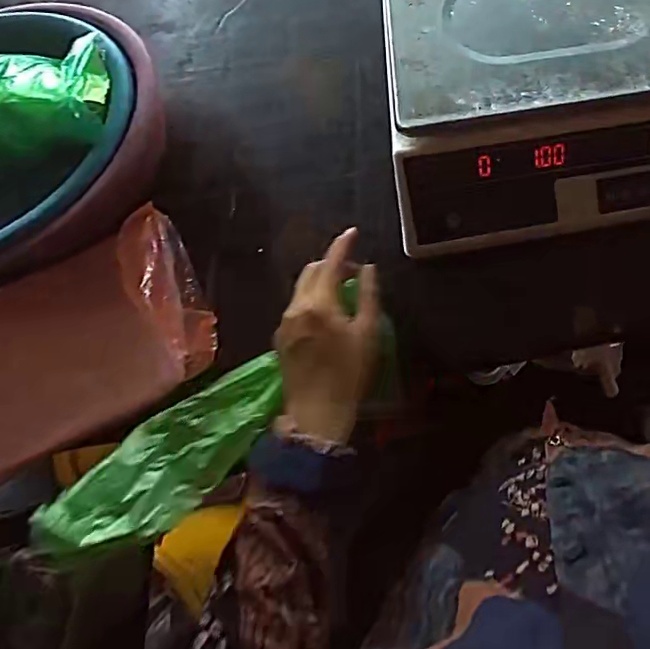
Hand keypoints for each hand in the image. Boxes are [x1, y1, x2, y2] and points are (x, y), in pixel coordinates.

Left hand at [275, 227, 379, 443]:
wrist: (316, 415)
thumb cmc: (349, 374)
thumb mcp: (368, 333)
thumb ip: (369, 295)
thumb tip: (367, 268)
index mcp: (319, 304)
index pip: (330, 263)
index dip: (342, 245)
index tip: (353, 233)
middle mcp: (296, 308)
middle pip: (311, 271)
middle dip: (331, 263)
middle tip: (354, 271)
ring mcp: (284, 323)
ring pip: (301, 288)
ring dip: (321, 280)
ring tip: (344, 291)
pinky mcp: (280, 338)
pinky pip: (296, 305)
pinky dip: (312, 297)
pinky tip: (327, 312)